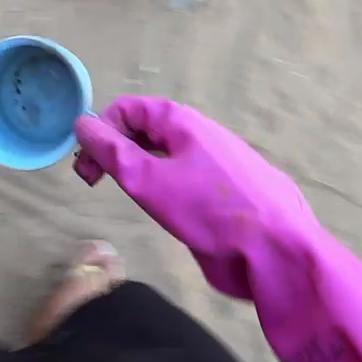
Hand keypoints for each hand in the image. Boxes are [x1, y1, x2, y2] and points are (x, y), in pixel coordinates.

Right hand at [75, 96, 316, 300]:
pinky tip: (171, 213)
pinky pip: (188, 177)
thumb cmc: (209, 211)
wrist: (279, 253)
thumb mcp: (147, 181)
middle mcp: (200, 133)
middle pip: (145, 130)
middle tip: (96, 184)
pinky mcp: (231, 189)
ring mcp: (219, 161)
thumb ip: (111, 151)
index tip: (87, 169)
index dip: (100, 131)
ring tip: (135, 199)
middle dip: (116, 151)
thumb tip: (81, 122)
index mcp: (181, 121)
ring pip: (167, 156)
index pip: (126, 109)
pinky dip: (168, 187)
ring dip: (141, 170)